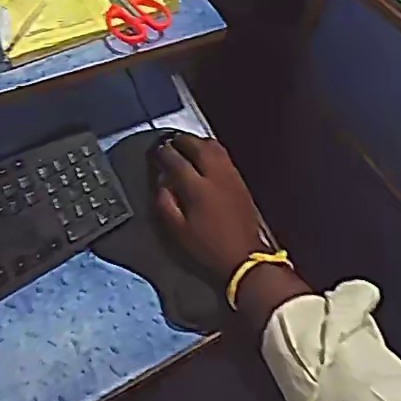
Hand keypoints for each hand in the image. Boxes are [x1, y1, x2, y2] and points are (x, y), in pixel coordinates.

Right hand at [153, 135, 271, 278]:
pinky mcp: (240, 181)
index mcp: (197, 189)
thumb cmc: (208, 248)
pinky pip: (224, 155)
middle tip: (169, 142)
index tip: (155, 153)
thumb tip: (161, 182)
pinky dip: (210, 149)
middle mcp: (215, 176)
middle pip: (196, 145)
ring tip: (186, 145)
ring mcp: (230, 176)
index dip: (162, 153)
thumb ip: (165, 203)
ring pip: (213, 146)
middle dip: (180, 140)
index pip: (176, 160)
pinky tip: (204, 156)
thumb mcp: (178, 231)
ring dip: (197, 142)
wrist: (245, 260)